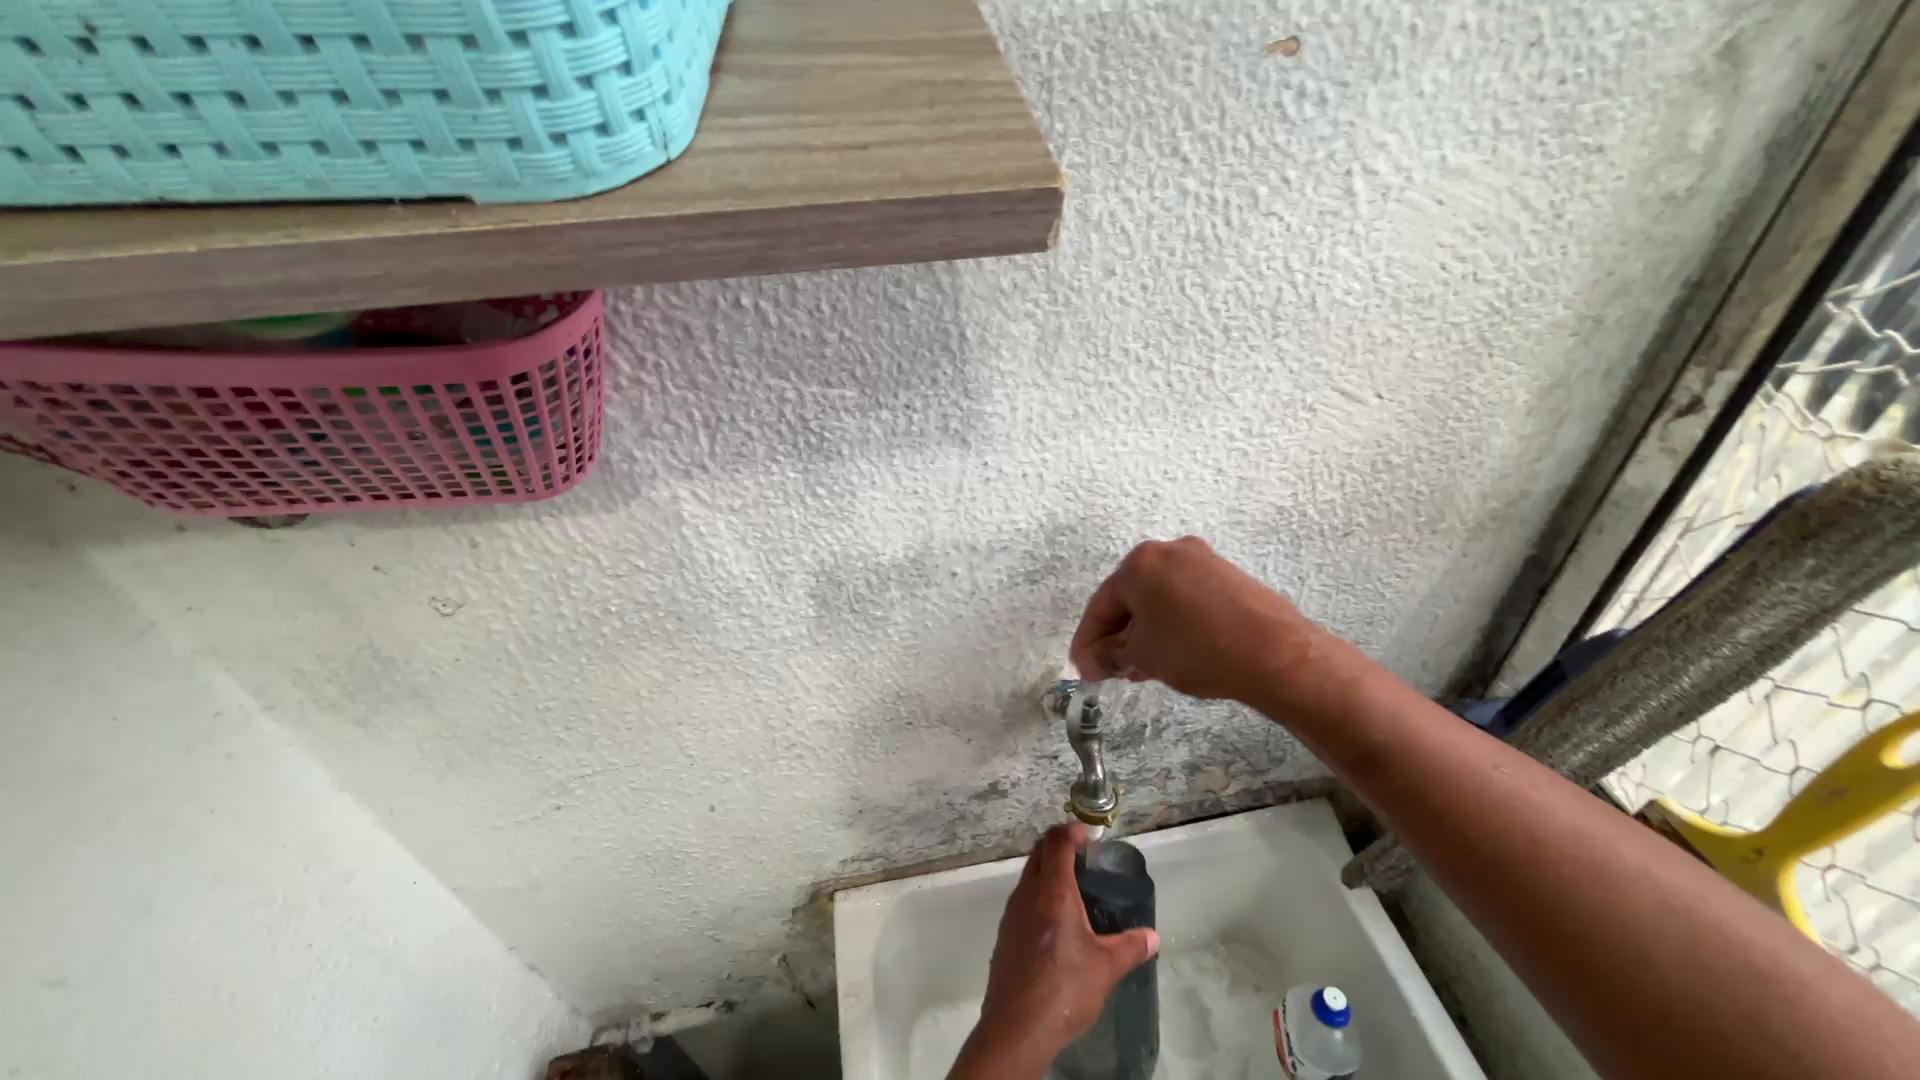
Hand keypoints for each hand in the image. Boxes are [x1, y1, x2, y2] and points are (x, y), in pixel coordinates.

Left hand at [952, 824, 1159, 1077]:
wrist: (1016, 1028)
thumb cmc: (1064, 989)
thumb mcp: (1106, 968)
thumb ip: (1130, 947)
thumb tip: (1153, 937)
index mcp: (1052, 892)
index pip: (1056, 844)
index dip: (1071, 832)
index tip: (1087, 835)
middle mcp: (1027, 895)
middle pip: (1038, 854)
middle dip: (1058, 847)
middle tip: (1084, 856)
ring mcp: (1011, 915)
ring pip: (1028, 877)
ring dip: (1047, 872)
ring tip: (1075, 888)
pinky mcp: (1005, 936)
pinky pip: (1023, 901)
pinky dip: (1039, 896)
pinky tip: (1057, 922)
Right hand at [1070, 536, 1317, 703]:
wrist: (1274, 653)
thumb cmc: (1196, 648)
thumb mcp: (1142, 655)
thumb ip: (1109, 654)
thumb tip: (1094, 660)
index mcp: (1140, 562)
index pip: (1100, 605)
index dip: (1087, 642)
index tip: (1084, 672)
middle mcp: (1170, 551)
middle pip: (1129, 598)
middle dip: (1117, 637)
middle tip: (1110, 672)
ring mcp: (1203, 561)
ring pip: (1158, 600)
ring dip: (1143, 634)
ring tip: (1140, 669)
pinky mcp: (1228, 577)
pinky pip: (1185, 600)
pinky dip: (1171, 625)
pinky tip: (1171, 654)